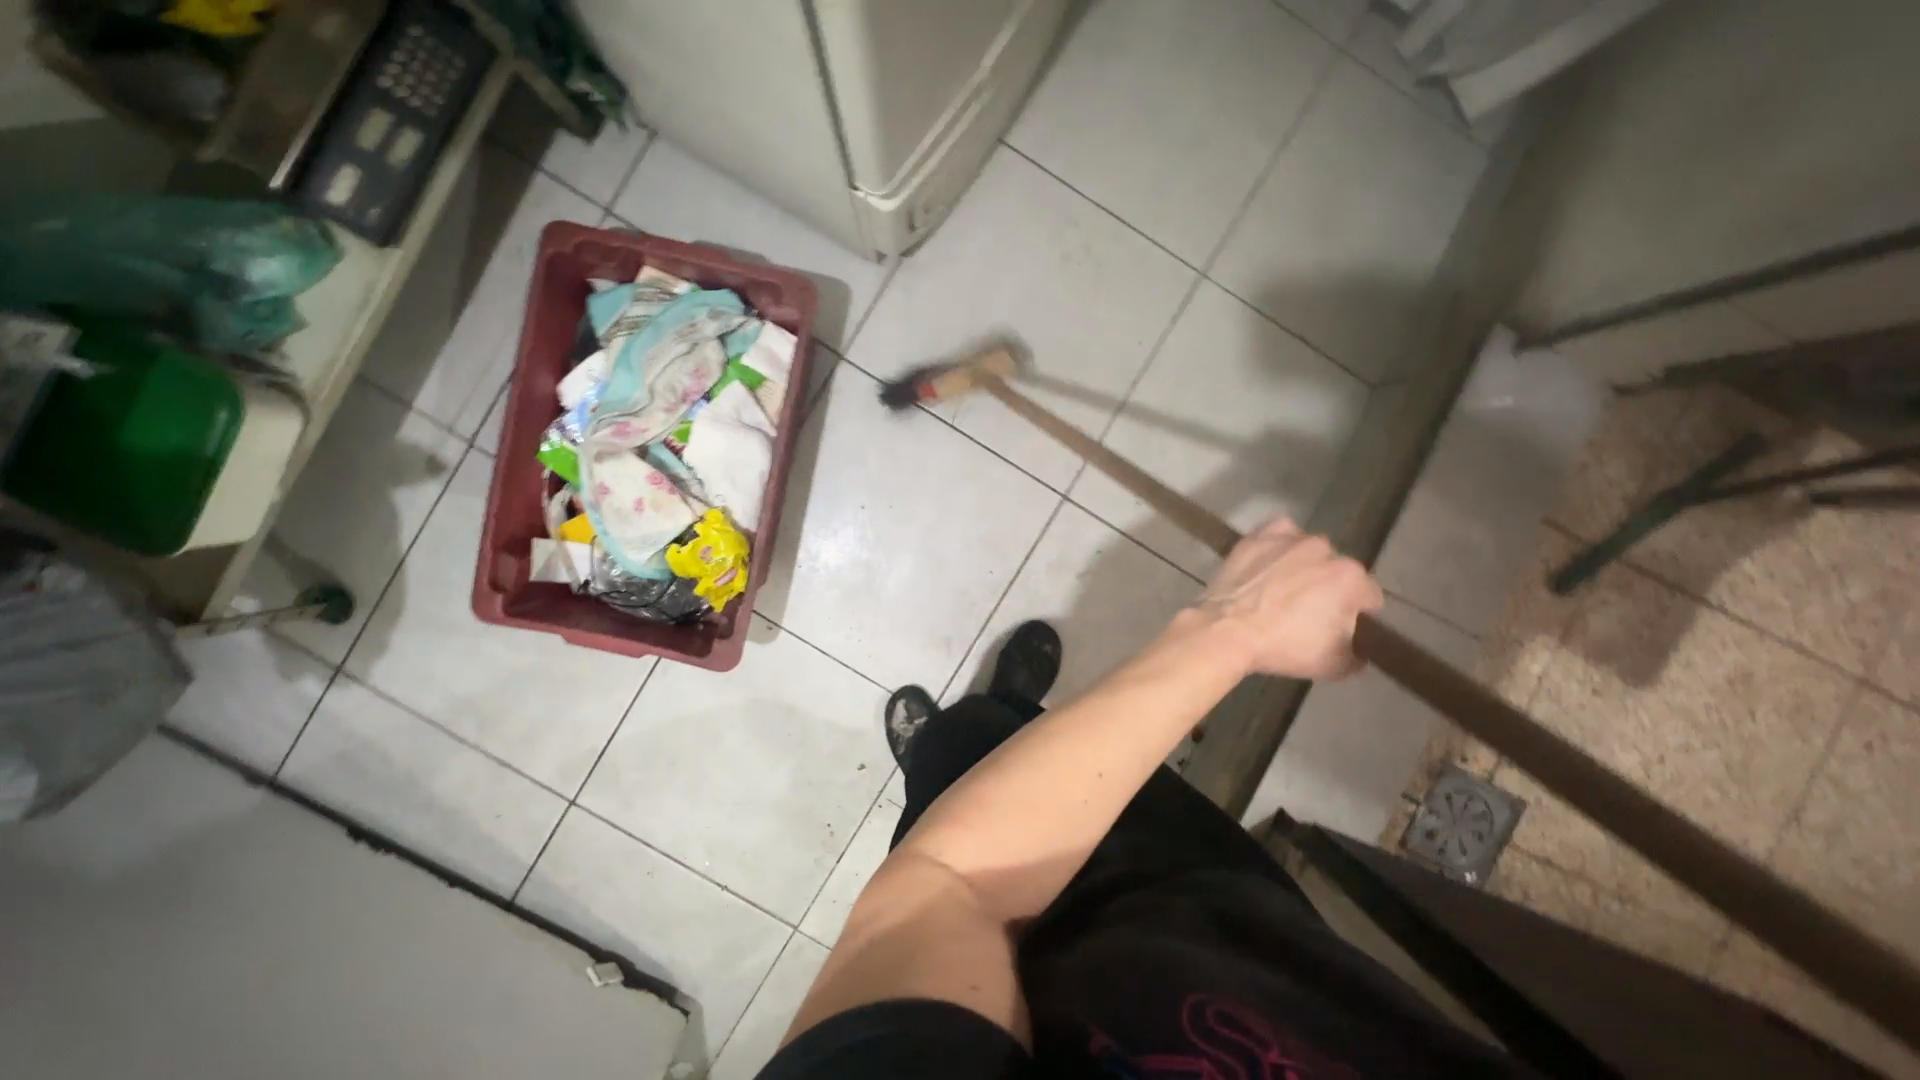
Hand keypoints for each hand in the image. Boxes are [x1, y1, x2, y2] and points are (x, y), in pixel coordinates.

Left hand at [1193, 519, 1383, 679]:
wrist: (1226, 632)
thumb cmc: (1283, 647)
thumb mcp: (1334, 664)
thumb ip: (1358, 655)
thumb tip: (1360, 651)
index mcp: (1350, 577)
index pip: (1369, 596)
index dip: (1359, 614)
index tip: (1341, 627)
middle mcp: (1324, 550)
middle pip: (1338, 570)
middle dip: (1329, 588)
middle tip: (1308, 612)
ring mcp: (1289, 538)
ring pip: (1309, 551)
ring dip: (1303, 566)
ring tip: (1282, 590)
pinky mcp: (1258, 536)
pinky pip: (1278, 535)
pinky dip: (1277, 547)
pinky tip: (1269, 564)